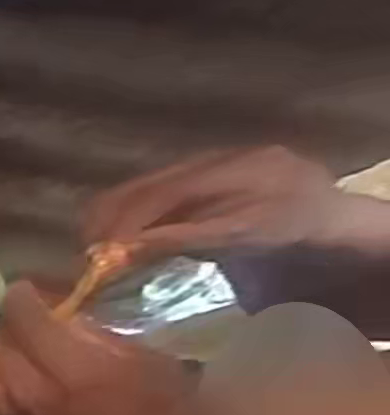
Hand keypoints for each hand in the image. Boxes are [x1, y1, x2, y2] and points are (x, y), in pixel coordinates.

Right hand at [81, 146, 347, 258]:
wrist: (323, 211)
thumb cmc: (287, 226)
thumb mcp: (241, 235)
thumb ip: (182, 238)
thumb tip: (120, 250)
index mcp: (231, 167)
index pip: (159, 193)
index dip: (122, 224)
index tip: (98, 255)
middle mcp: (208, 158)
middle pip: (132, 188)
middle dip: (102, 224)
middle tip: (90, 256)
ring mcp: (195, 163)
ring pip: (126, 191)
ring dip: (104, 222)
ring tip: (101, 250)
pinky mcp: (185, 174)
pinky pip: (135, 194)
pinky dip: (117, 217)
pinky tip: (119, 237)